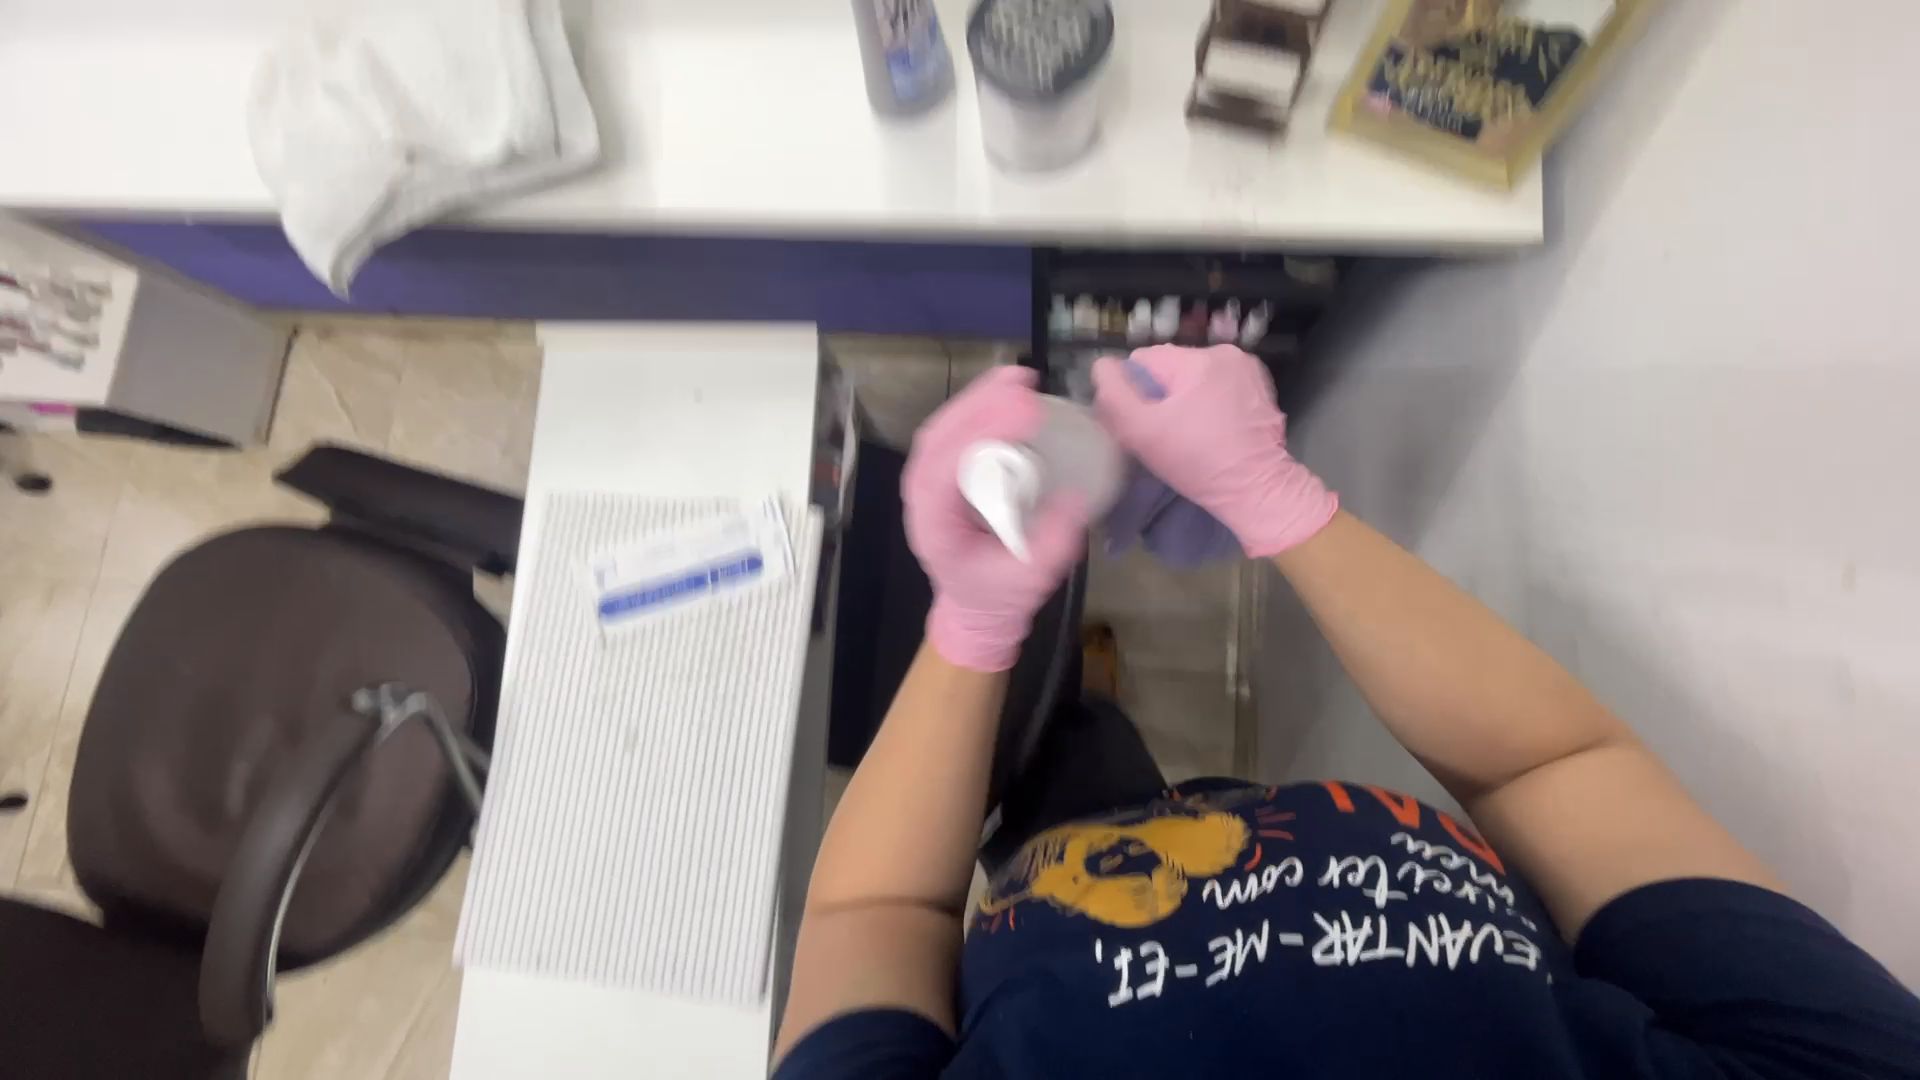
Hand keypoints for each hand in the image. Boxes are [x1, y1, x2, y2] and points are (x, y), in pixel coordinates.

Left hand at [903, 366, 1089, 671]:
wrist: (976, 608)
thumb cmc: (999, 595)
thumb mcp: (1032, 578)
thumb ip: (1052, 544)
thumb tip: (1074, 497)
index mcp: (934, 525)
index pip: (946, 469)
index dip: (981, 433)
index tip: (1025, 412)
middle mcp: (922, 497)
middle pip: (940, 437)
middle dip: (980, 404)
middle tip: (1025, 385)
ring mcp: (928, 482)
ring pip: (944, 428)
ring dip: (978, 399)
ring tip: (1019, 378)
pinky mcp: (943, 474)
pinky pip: (954, 432)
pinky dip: (978, 408)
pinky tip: (1008, 393)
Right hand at [1091, 344, 1336, 557]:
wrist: (1256, 490)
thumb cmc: (1197, 462)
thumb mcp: (1142, 431)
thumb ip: (1114, 394)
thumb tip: (1102, 366)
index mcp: (1198, 359)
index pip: (1143, 359)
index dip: (1133, 391)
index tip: (1141, 423)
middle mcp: (1226, 353)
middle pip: (1169, 367)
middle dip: (1160, 396)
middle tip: (1162, 433)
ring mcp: (1247, 370)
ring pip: (1192, 378)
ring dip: (1182, 400)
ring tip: (1186, 434)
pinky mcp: (1260, 389)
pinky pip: (1217, 387)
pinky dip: (1207, 404)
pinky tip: (1209, 430)